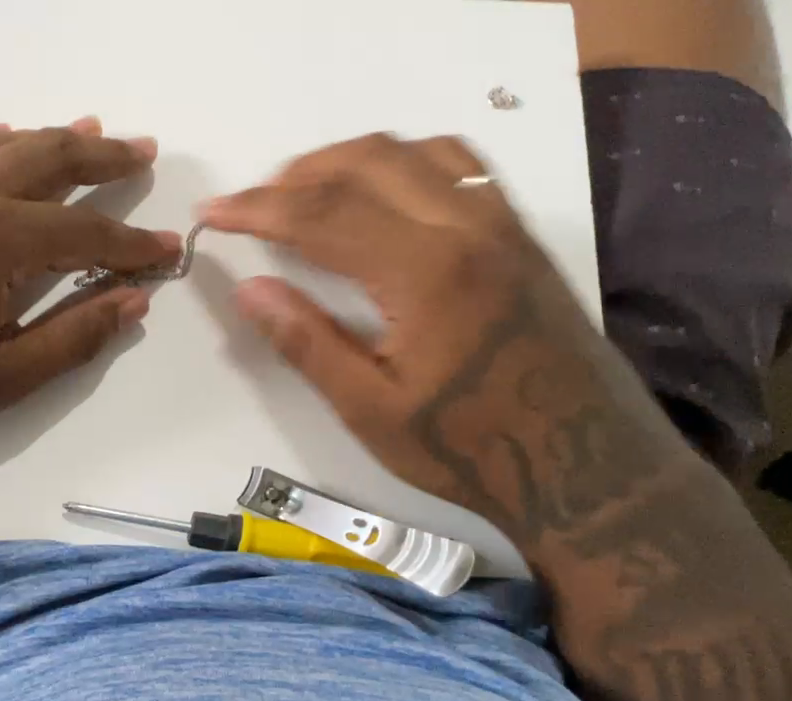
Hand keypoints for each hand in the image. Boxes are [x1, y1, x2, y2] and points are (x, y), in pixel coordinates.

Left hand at [0, 118, 182, 463]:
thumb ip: (75, 335)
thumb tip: (134, 302)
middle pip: (43, 160)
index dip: (130, 245)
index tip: (165, 251)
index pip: (82, 232)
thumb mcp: (6, 377)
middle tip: (141, 152)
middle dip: (100, 159)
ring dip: (46, 139)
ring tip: (88, 131)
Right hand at [202, 134, 697, 552]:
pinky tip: (379, 193)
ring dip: (349, 160)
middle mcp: (468, 227)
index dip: (259, 209)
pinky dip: (403, 161)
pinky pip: (458, 165)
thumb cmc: (464, 446)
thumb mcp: (369, 409)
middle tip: (250, 203)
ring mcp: (501, 224)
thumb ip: (307, 342)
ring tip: (303, 191)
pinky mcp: (517, 235)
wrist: (578, 458)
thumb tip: (249, 289)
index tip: (213, 212)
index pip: (324, 214)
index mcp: (425, 273)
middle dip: (296, 175)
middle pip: (368, 162)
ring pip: (416, 151)